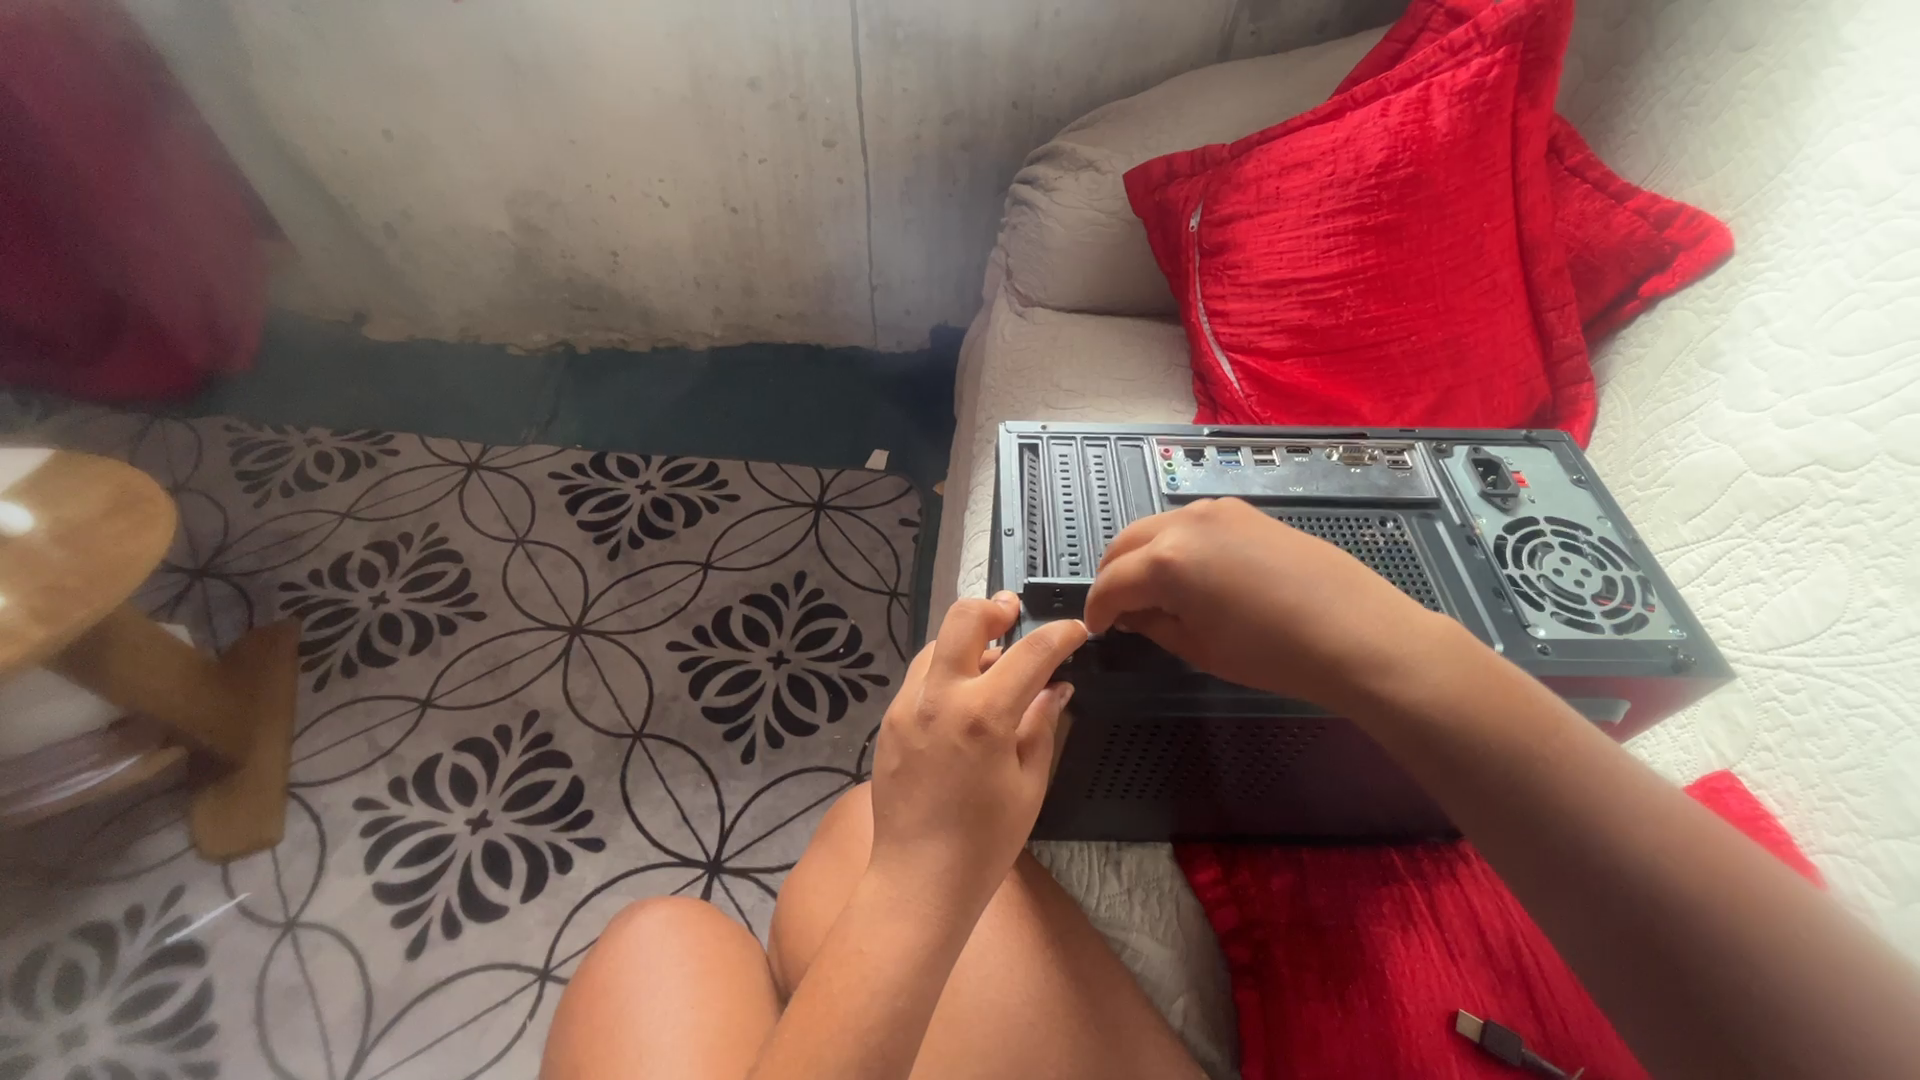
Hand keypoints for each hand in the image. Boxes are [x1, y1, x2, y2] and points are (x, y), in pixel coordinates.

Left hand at [867, 592, 1087, 913]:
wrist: (918, 879)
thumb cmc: (985, 841)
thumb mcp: (1029, 784)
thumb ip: (1042, 725)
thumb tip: (1057, 687)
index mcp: (983, 715)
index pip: (1030, 652)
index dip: (1061, 634)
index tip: (1076, 631)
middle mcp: (940, 697)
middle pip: (963, 619)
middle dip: (994, 609)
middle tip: (1015, 615)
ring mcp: (907, 705)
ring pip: (936, 643)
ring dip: (967, 640)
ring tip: (993, 660)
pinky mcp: (890, 720)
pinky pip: (920, 676)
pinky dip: (945, 669)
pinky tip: (963, 695)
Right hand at [1083, 498, 1444, 710]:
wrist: (1357, 633)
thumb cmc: (1273, 654)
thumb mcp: (1199, 649)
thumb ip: (1153, 624)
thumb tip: (1131, 613)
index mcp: (1166, 562)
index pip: (1110, 582)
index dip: (1097, 610)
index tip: (1097, 629)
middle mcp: (1183, 523)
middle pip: (1124, 543)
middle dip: (1113, 576)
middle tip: (1119, 610)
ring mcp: (1216, 510)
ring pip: (1155, 527)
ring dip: (1141, 556)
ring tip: (1153, 593)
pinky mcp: (1243, 510)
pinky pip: (1189, 523)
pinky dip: (1173, 545)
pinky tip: (1190, 575)